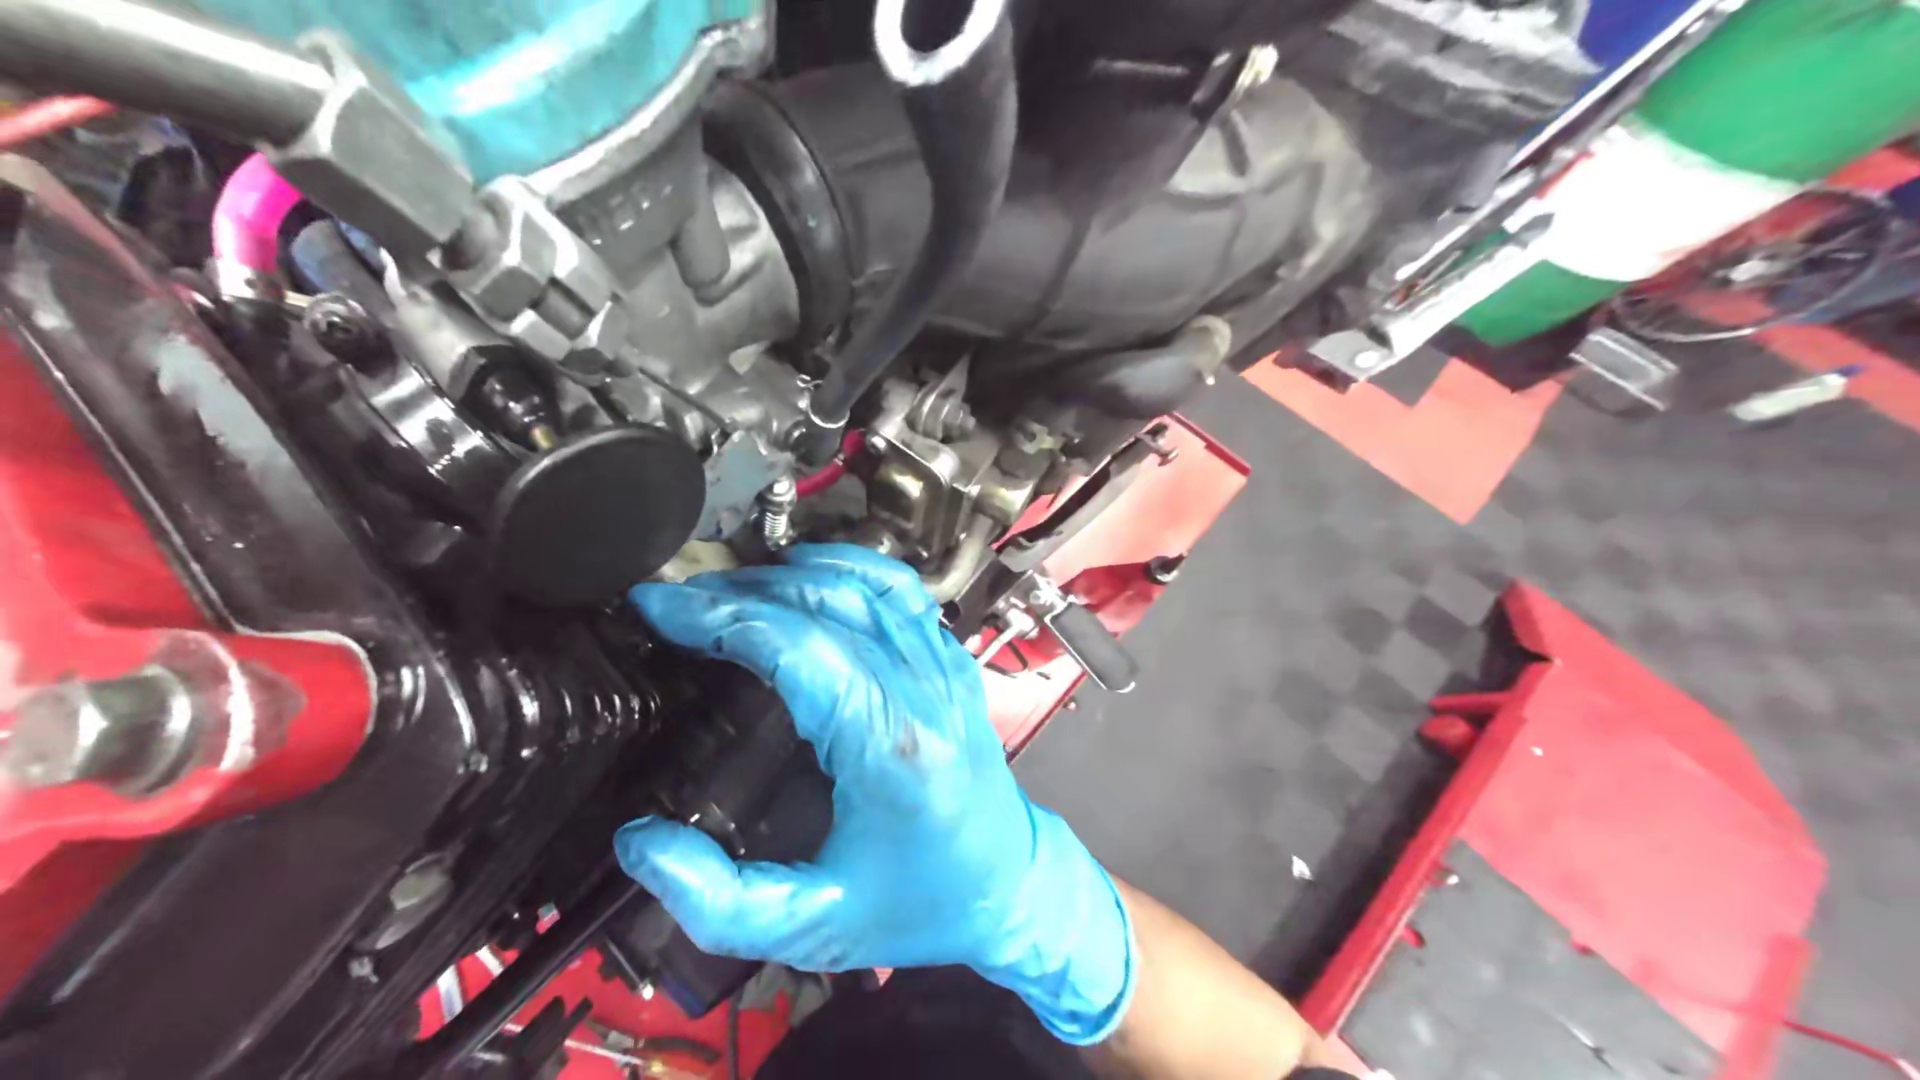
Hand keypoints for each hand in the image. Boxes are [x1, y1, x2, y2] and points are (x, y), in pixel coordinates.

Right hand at [615, 544, 1134, 1043]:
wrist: (1005, 887)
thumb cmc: (922, 903)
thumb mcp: (815, 925)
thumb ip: (717, 899)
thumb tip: (642, 843)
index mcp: (890, 743)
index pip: (797, 646)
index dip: (722, 617)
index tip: (663, 608)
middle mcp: (924, 689)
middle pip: (825, 601)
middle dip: (741, 592)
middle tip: (681, 600)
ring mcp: (942, 666)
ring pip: (864, 583)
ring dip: (789, 574)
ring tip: (729, 586)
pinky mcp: (949, 662)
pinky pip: (902, 591)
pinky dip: (850, 567)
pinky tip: (811, 570)